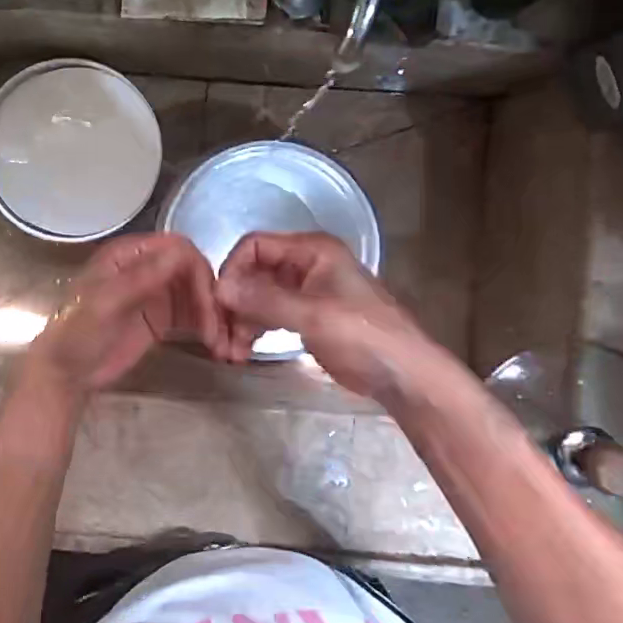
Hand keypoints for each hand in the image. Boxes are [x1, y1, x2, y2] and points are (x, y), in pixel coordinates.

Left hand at [24, 234, 230, 395]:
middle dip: (209, 297)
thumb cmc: (76, 334)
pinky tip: (215, 345)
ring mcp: (154, 293)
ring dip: (213, 315)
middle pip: (192, 271)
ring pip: (196, 293)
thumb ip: (139, 278)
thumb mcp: (104, 305)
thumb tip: (180, 253)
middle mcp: (145, 268)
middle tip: (218, 332)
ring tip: (221, 344)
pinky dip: (207, 327)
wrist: (64, 374)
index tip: (211, 302)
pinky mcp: (161, 319)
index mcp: (128, 255)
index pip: (176, 248)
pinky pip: (192, 315)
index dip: (198, 271)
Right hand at [215, 232, 459, 401]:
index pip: (255, 246)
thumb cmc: (363, 336)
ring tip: (230, 352)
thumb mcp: (311, 315)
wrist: (404, 376)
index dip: (233, 270)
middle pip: (253, 272)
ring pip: (258, 296)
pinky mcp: (306, 317)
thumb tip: (218, 288)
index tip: (218, 303)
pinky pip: (269, 315)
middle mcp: (305, 264)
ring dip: (240, 320)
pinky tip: (243, 352)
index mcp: (312, 250)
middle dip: (234, 301)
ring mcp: (305, 291)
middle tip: (218, 334)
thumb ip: (263, 300)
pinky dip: (254, 330)